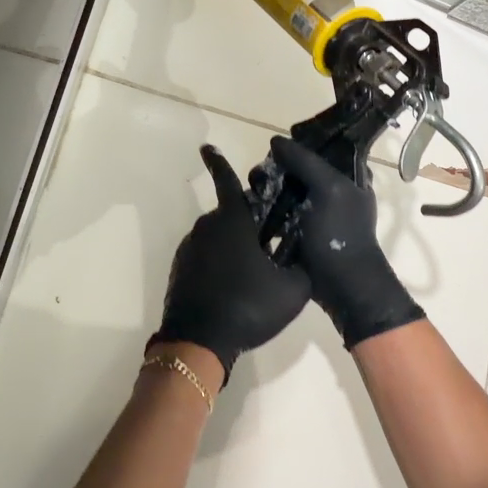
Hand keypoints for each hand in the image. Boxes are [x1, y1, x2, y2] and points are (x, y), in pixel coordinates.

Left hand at [150, 145, 310, 382]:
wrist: (199, 340)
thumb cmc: (248, 308)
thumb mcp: (292, 290)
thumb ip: (301, 264)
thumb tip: (305, 252)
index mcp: (232, 222)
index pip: (226, 182)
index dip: (218, 162)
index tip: (207, 147)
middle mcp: (207, 227)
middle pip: (229, 212)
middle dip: (247, 219)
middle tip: (268, 234)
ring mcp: (191, 248)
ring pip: (217, 235)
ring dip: (234, 242)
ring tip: (256, 265)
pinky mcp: (182, 267)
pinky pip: (206, 254)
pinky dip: (220, 259)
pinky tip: (236, 281)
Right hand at [268, 136, 423, 348]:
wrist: (342, 285)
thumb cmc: (340, 233)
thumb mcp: (328, 189)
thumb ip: (304, 161)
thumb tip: (276, 141)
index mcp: (349, 176)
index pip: (321, 147)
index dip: (299, 144)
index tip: (276, 148)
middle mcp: (333, 190)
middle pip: (298, 167)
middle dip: (277, 168)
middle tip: (260, 174)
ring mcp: (315, 211)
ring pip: (286, 188)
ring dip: (269, 188)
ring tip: (253, 192)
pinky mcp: (299, 229)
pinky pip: (279, 209)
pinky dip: (266, 207)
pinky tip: (252, 206)